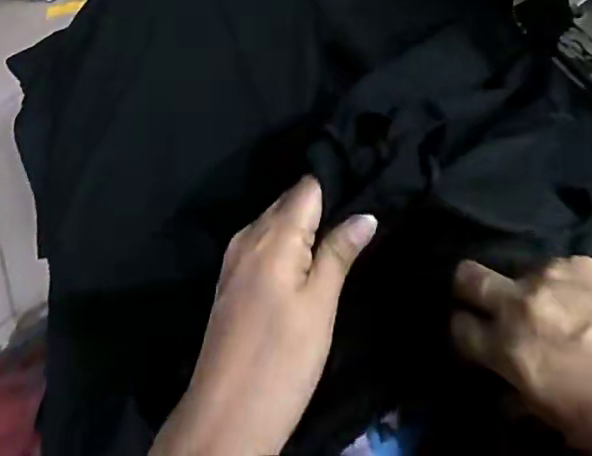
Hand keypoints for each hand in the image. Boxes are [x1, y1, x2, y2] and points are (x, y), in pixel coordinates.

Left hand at [152, 177, 377, 455]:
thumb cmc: (282, 357)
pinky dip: (285, 242)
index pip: (306, 188)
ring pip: (274, 222)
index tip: (363, 183)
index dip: (334, 184)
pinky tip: (305, 257)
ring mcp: (235, 255)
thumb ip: (338, 254)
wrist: (226, 410)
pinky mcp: (231, 277)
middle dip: (320, 203)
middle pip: (288, 202)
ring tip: (340, 231)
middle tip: (360, 209)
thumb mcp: (320, 305)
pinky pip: (262, 242)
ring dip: (303, 224)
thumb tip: (365, 214)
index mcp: (272, 233)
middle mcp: (249, 233)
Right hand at [450, 257, 591, 455]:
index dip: (466, 342)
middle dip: (471, 297)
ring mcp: (553, 276)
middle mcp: (523, 304)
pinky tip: (587, 311)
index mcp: (513, 351)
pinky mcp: (584, 262)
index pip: (457, 329)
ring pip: (512, 272)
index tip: (480, 353)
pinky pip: (551, 269)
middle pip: (464, 277)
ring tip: (553, 319)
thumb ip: (524, 401)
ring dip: (521, 292)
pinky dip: (557, 287)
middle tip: (493, 320)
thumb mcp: (567, 429)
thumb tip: (506, 392)